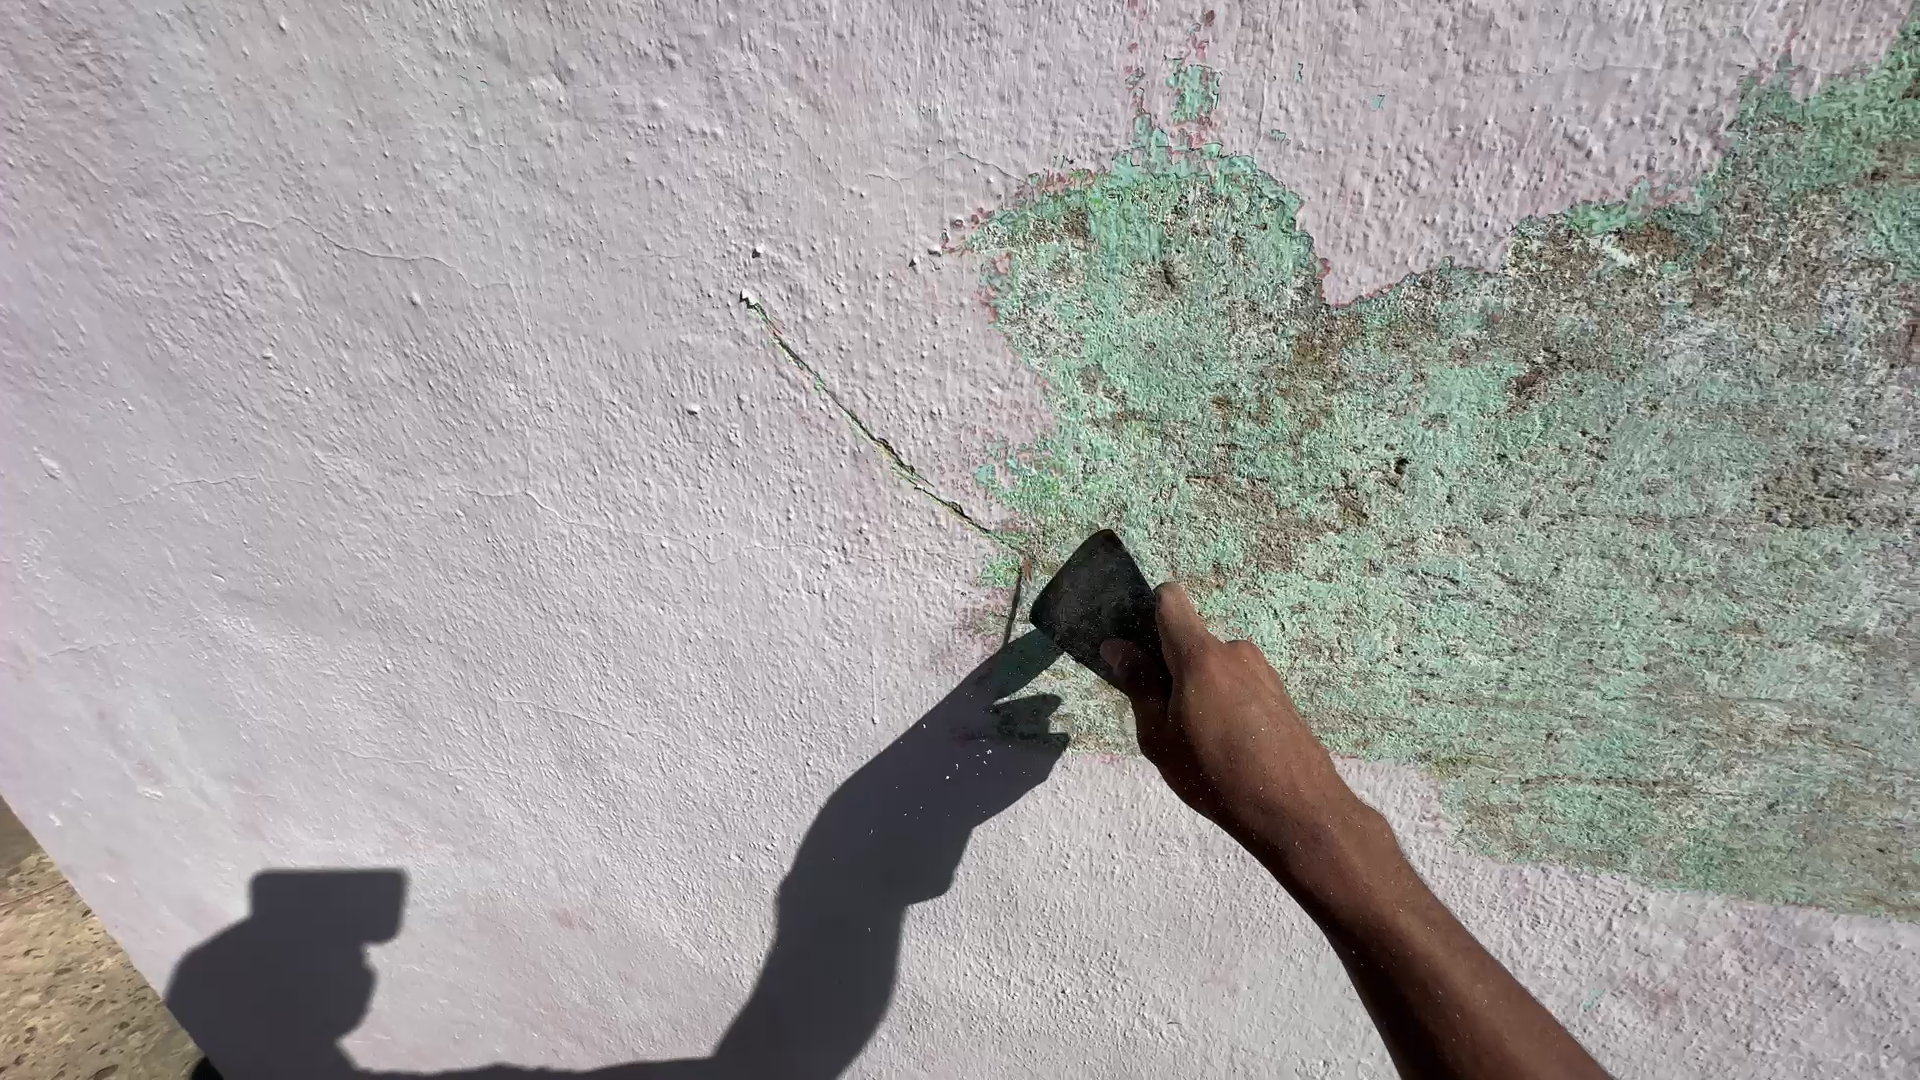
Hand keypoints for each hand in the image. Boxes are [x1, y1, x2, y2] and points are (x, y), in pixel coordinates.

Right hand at [1101, 584, 1393, 898]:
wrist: (1299, 812)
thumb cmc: (1215, 774)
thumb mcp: (1159, 735)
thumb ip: (1138, 684)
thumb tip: (1116, 646)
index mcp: (1200, 655)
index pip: (1170, 599)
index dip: (1148, 612)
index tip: (1139, 650)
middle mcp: (1234, 651)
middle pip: (1190, 641)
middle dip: (1172, 667)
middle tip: (1166, 716)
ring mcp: (1263, 671)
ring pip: (1215, 666)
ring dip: (1200, 688)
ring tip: (1200, 740)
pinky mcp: (1280, 693)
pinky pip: (1239, 684)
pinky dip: (1225, 702)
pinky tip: (1229, 747)